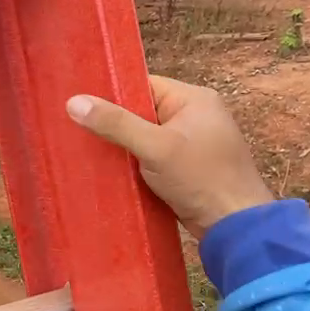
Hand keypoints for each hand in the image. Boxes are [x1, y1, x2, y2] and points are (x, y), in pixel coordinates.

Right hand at [66, 76, 272, 239]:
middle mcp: (193, 115)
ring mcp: (189, 141)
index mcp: (193, 99)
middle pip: (139, 110)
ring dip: (119, 144)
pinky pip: (147, 154)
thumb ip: (115, 123)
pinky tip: (107, 167)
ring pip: (141, 134)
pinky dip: (130, 160)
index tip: (78, 104)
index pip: (142, 85)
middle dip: (111, 121)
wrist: (236, 225)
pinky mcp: (183, 165)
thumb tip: (73, 101)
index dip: (110, 94)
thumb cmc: (200, 178)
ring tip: (85, 148)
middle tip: (75, 128)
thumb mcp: (154, 147)